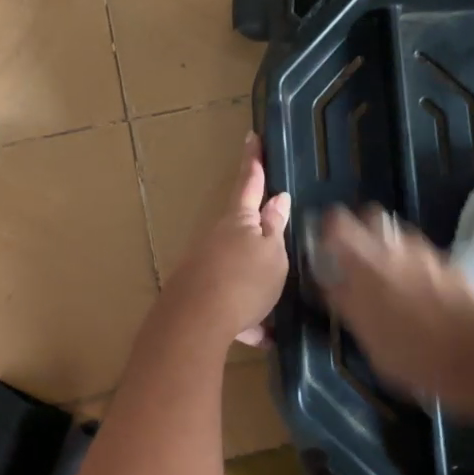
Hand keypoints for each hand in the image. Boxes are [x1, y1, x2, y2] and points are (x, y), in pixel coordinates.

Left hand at [157, 133, 291, 349]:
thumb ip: (275, 227)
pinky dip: (247, 319)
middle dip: (260, 238)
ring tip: (276, 313)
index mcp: (238, 219)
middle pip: (242, 230)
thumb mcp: (272, 253)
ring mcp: (205, 266)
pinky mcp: (200, 296)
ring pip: (238, 272)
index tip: (251, 136)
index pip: (249, 181)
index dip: (253, 160)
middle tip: (277, 244)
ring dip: (257, 289)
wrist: (195, 323)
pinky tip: (261, 338)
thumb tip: (278, 198)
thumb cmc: (243, 280)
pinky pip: (232, 304)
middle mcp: (218, 237)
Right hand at [316, 206, 473, 397]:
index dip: (319, 242)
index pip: (327, 240)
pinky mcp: (443, 258)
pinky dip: (408, 255)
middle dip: (346, 227)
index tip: (318, 252)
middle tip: (347, 248)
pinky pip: (415, 246)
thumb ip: (352, 312)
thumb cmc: (420, 362)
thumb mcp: (373, 348)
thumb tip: (337, 292)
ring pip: (387, 228)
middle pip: (354, 219)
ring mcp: (417, 252)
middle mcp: (384, 253)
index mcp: (359, 273)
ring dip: (379, 239)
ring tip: (383, 264)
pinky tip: (415, 280)